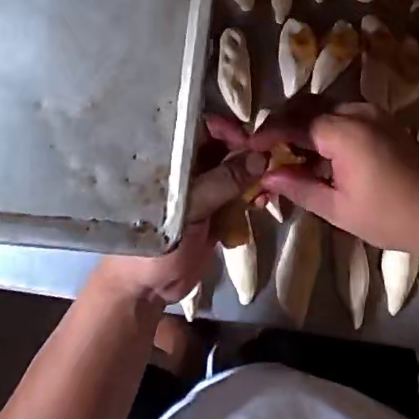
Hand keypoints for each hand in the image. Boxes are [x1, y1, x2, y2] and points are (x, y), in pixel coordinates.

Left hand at [87, 115, 262, 307]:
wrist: (147, 291)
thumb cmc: (154, 247)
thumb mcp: (188, 212)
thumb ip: (222, 183)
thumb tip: (259, 157)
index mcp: (172, 160)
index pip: (202, 127)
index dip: (227, 129)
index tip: (251, 142)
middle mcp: (188, 168)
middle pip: (225, 147)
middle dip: (249, 154)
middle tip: (271, 165)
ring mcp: (203, 189)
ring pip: (236, 171)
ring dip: (255, 177)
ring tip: (268, 189)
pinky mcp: (215, 210)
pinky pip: (239, 195)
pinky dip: (253, 196)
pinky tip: (264, 203)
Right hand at [252, 102, 418, 259]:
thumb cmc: (392, 216)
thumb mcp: (338, 209)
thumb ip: (299, 187)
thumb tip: (266, 177)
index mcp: (343, 132)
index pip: (291, 122)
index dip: (265, 134)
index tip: (247, 150)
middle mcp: (356, 112)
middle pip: (305, 106)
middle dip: (281, 124)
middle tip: (265, 153)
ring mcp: (372, 113)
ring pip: (322, 107)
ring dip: (301, 125)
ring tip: (288, 158)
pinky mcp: (382, 121)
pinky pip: (341, 115)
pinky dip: (321, 127)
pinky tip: (318, 156)